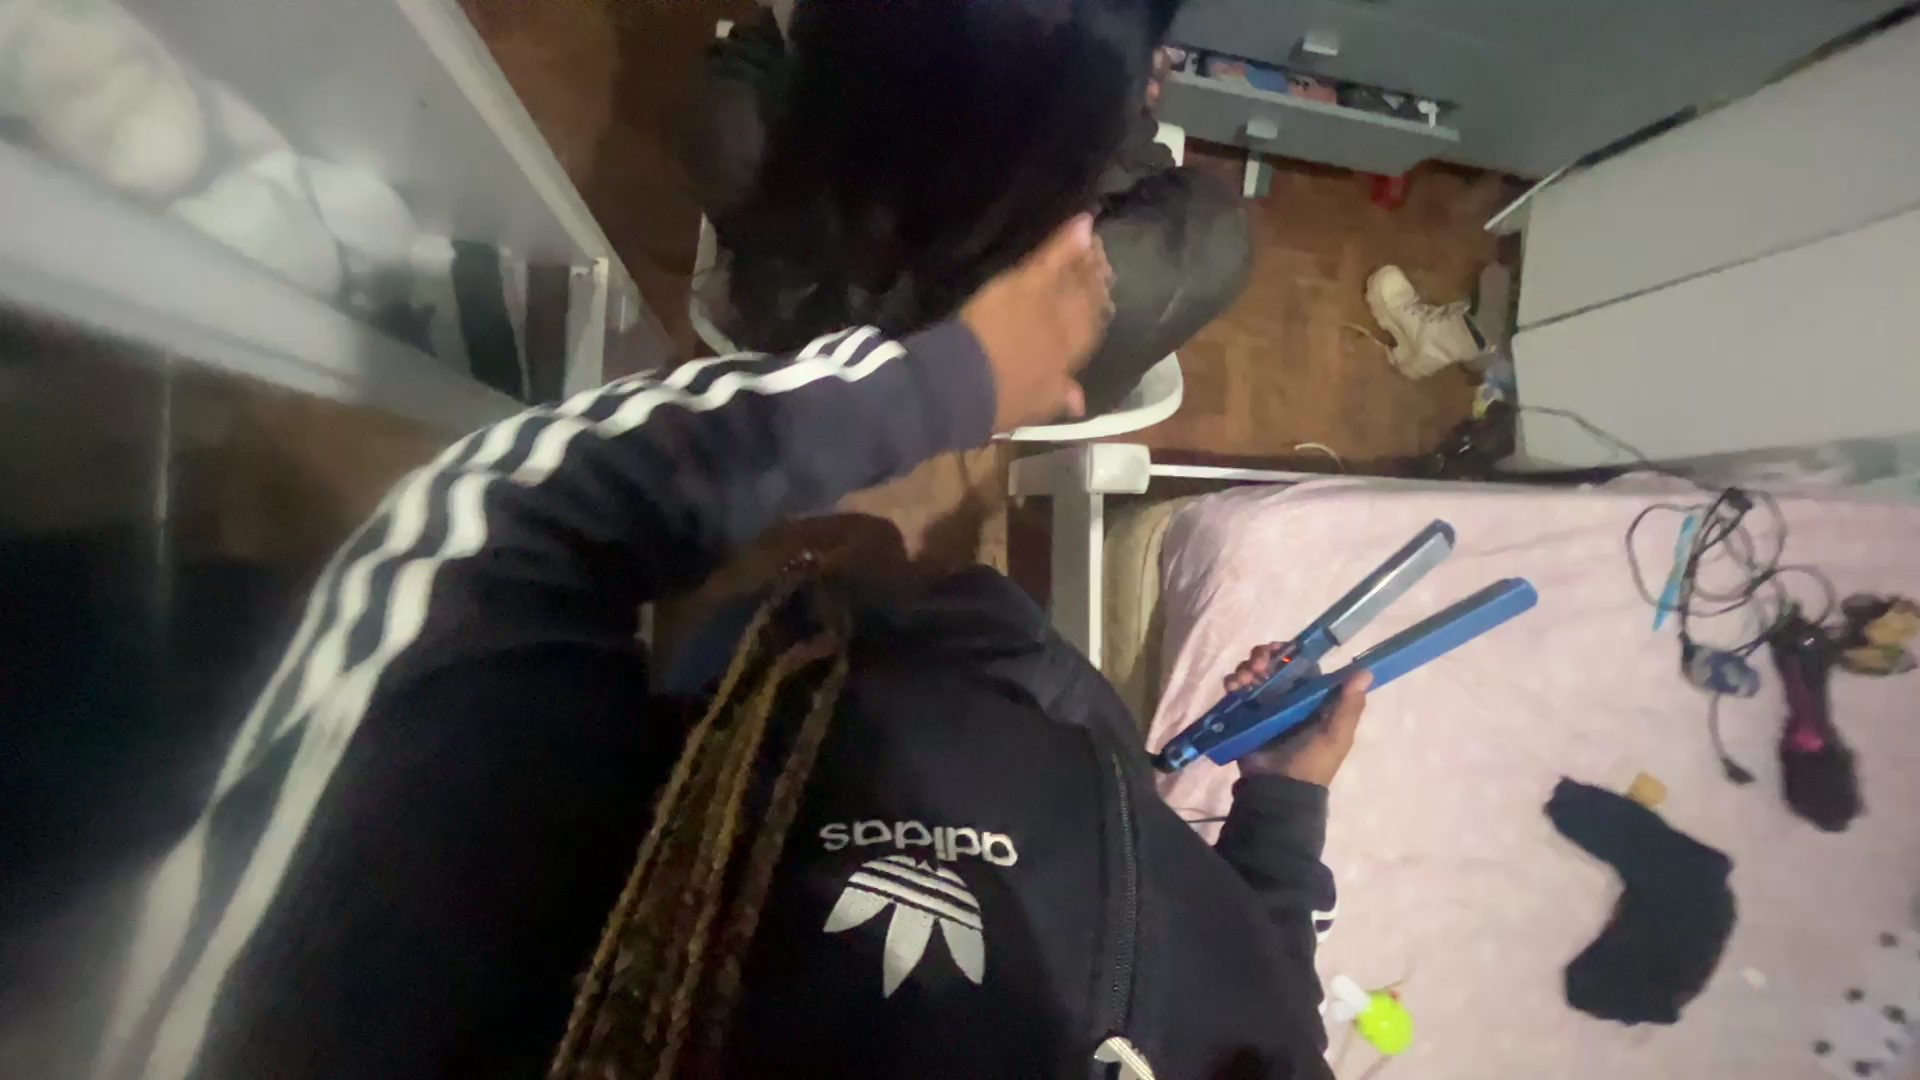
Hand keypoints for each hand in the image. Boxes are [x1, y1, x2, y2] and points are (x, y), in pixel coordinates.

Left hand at [960, 213, 1113, 431]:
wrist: (967, 384)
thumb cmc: (999, 400)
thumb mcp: (1034, 406)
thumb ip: (1059, 397)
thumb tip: (1079, 402)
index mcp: (1068, 358)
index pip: (1091, 330)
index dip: (1098, 314)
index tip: (1105, 301)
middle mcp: (1065, 326)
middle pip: (1086, 300)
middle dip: (1096, 283)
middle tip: (1104, 266)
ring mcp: (1045, 302)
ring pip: (1072, 278)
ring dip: (1086, 260)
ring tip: (1094, 245)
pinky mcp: (1023, 284)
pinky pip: (1050, 259)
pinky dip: (1066, 241)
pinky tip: (1082, 222)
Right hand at [1228, 641, 1371, 786]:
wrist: (1279, 787)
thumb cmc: (1312, 761)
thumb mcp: (1336, 736)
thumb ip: (1349, 706)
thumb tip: (1364, 671)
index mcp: (1311, 697)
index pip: (1300, 663)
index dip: (1290, 651)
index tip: (1279, 649)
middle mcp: (1287, 695)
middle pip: (1272, 662)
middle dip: (1262, 656)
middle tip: (1258, 666)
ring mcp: (1263, 703)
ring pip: (1252, 671)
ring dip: (1245, 668)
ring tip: (1243, 680)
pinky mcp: (1243, 712)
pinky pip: (1235, 688)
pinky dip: (1232, 682)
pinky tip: (1232, 687)